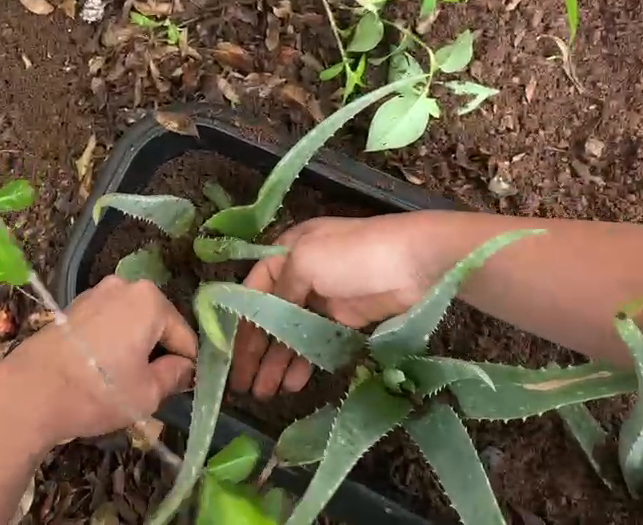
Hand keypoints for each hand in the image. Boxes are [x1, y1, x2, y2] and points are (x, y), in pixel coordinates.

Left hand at [0, 275, 197, 448]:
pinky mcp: (76, 304)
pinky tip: (99, 369)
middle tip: (148, 388)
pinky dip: (112, 340)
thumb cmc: (99, 391)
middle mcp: (126, 286)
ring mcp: (97, 292)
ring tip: (121, 381)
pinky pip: (108, 321)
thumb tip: (184, 368)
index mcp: (150, 301)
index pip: (184, 337)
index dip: (185, 367)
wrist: (32, 391)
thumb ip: (174, 376)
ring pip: (132, 322)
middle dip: (158, 352)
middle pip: (157, 323)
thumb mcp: (147, 393)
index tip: (177, 390)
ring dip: (134, 346)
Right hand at [230, 213, 456, 397]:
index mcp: (288, 249)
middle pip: (270, 313)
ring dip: (277, 360)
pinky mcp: (347, 318)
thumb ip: (281, 288)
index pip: (253, 287)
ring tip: (265, 394)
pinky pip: (317, 343)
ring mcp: (325, 296)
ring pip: (292, 332)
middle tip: (243, 384)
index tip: (226, 354)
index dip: (239, 320)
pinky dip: (304, 361)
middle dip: (255, 348)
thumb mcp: (306, 260)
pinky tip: (293, 383)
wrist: (416, 263)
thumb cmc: (354, 255)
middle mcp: (302, 271)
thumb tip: (268, 313)